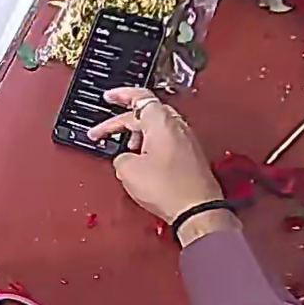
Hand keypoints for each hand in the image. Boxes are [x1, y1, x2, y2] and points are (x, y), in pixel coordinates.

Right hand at [88, 87, 237, 245]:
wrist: (197, 209)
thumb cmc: (169, 188)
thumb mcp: (127, 170)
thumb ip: (120, 157)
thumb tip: (124, 158)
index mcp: (160, 121)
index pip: (139, 97)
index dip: (121, 95)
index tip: (109, 97)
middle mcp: (176, 126)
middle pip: (146, 112)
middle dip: (123, 121)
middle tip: (106, 129)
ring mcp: (186, 139)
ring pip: (156, 127)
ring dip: (137, 134)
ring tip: (125, 149)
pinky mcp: (190, 154)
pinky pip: (165, 140)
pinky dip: (150, 145)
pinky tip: (143, 160)